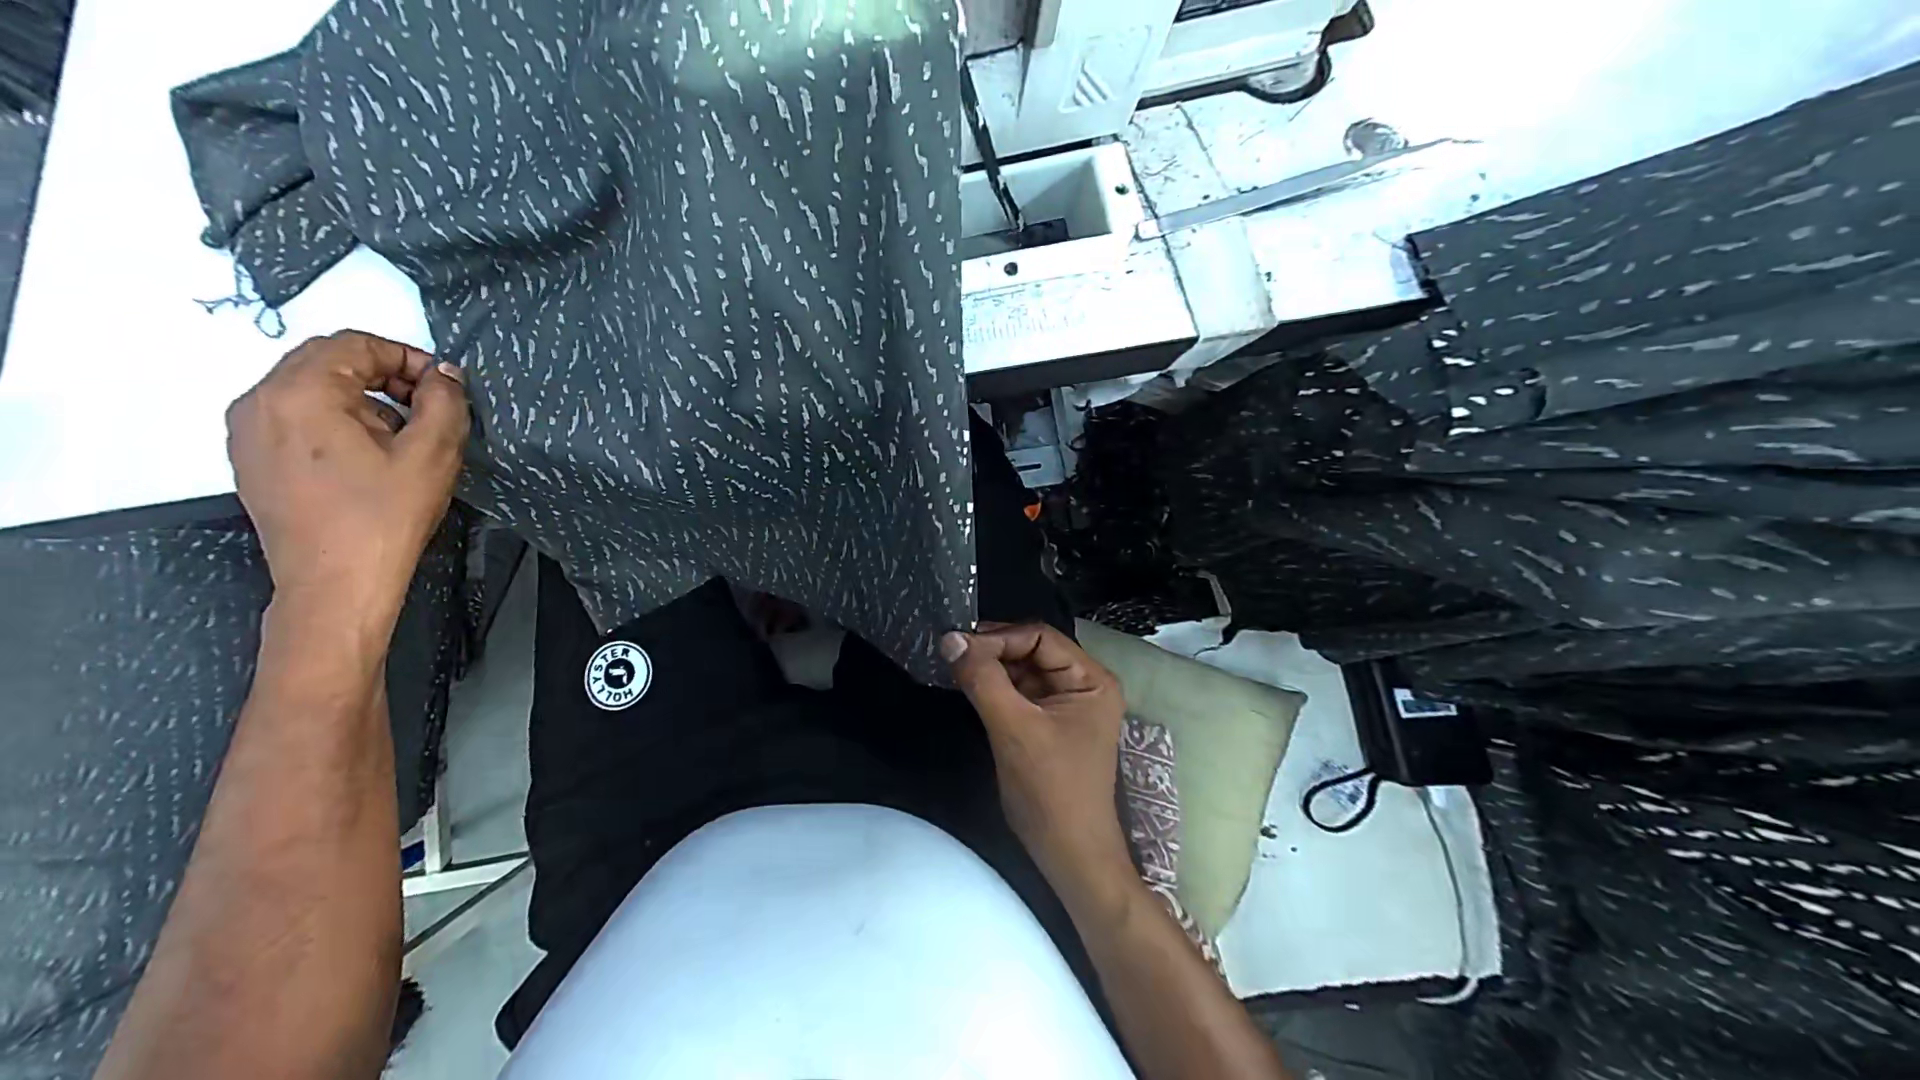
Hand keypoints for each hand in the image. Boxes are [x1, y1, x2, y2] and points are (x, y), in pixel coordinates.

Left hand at [226, 330, 469, 634]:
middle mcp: (259, 401)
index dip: (408, 356)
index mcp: (299, 392)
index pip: (355, 343)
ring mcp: (247, 431)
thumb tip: (445, 375)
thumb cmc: (385, 516)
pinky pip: (295, 416)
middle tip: (428, 407)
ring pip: (310, 388)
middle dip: (385, 374)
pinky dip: (336, 419)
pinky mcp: (250, 457)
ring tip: (402, 436)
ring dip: (362, 397)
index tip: (444, 388)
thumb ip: (445, 401)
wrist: (336, 581)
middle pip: (327, 360)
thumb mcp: (434, 453)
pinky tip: (369, 456)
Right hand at [943, 623, 1138, 909]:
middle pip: (1032, 650)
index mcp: (1091, 679)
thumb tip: (950, 639)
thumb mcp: (1013, 728)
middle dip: (992, 650)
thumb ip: (982, 679)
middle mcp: (1085, 684)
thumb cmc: (1050, 790)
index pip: (1040, 637)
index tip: (957, 647)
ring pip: (1023, 670)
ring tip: (954, 667)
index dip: (998, 637)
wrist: (1069, 854)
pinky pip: (1020, 692)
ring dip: (990, 668)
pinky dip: (995, 687)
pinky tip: (969, 686)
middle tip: (950, 654)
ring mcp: (1068, 704)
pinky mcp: (1050, 723)